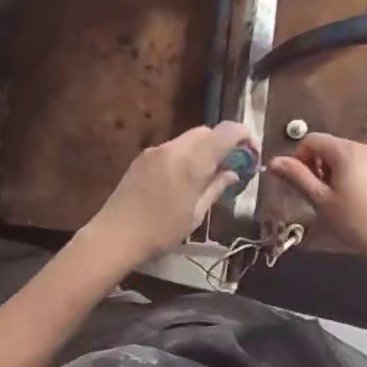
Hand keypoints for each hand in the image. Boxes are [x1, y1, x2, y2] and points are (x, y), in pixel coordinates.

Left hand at [83, 122, 257, 263]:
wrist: (115, 235)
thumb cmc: (161, 231)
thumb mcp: (195, 214)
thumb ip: (216, 188)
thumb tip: (232, 173)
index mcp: (191, 161)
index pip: (226, 131)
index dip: (244, 136)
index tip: (251, 154)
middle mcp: (173, 148)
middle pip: (206, 132)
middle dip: (222, 143)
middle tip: (230, 167)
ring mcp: (154, 151)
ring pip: (187, 139)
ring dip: (202, 150)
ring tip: (206, 176)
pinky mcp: (141, 158)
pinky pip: (170, 148)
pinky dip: (184, 155)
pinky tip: (182, 179)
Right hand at [266, 133, 366, 264]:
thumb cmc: (355, 221)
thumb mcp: (320, 200)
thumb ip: (296, 176)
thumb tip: (273, 161)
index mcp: (347, 150)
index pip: (312, 140)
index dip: (299, 157)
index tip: (299, 182)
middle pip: (330, 146)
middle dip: (317, 165)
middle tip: (316, 193)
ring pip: (346, 156)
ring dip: (333, 171)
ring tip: (335, 199)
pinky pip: (362, 164)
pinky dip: (350, 174)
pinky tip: (354, 199)